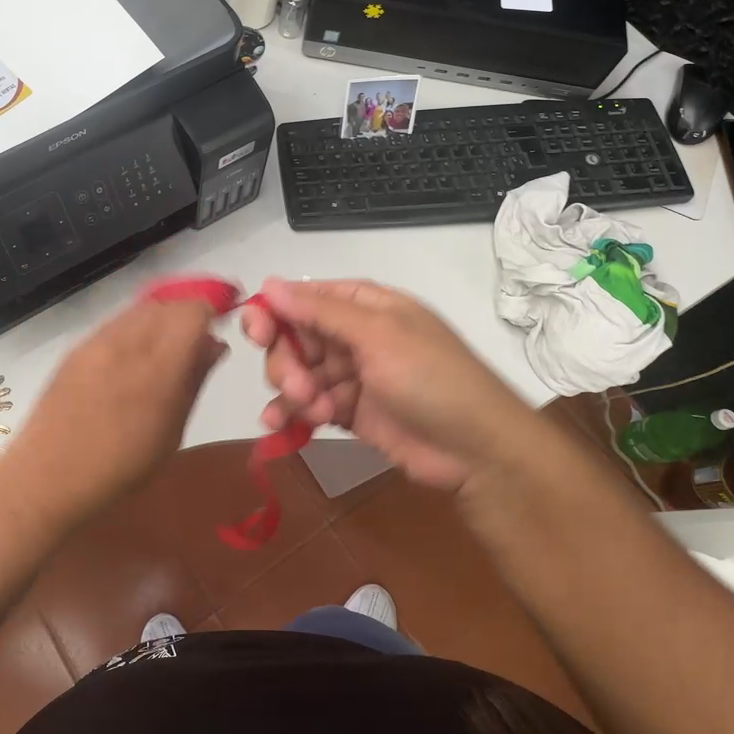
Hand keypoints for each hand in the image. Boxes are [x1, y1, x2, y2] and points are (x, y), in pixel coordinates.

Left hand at [3, 299, 226, 517]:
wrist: (47, 477)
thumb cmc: (120, 468)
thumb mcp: (171, 431)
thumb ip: (194, 380)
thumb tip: (215, 344)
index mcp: (156, 368)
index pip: (193, 311)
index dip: (212, 312)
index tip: (219, 329)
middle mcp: (126, 343)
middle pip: (168, 304)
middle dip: (189, 314)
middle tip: (198, 342)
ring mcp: (96, 341)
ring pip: (141, 308)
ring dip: (162, 318)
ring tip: (167, 349)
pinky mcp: (76, 347)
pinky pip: (117, 322)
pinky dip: (136, 328)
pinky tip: (135, 357)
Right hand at [241, 278, 529, 492]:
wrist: (477, 449)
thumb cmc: (432, 378)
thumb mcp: (377, 335)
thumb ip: (320, 311)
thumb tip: (269, 284)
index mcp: (364, 305)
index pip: (302, 298)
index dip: (273, 312)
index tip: (256, 334)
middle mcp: (353, 335)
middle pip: (293, 338)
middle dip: (287, 362)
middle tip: (299, 388)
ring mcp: (351, 375)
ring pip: (297, 374)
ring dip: (293, 392)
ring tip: (311, 412)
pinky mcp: (349, 412)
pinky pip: (307, 406)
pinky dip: (291, 415)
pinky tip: (280, 428)